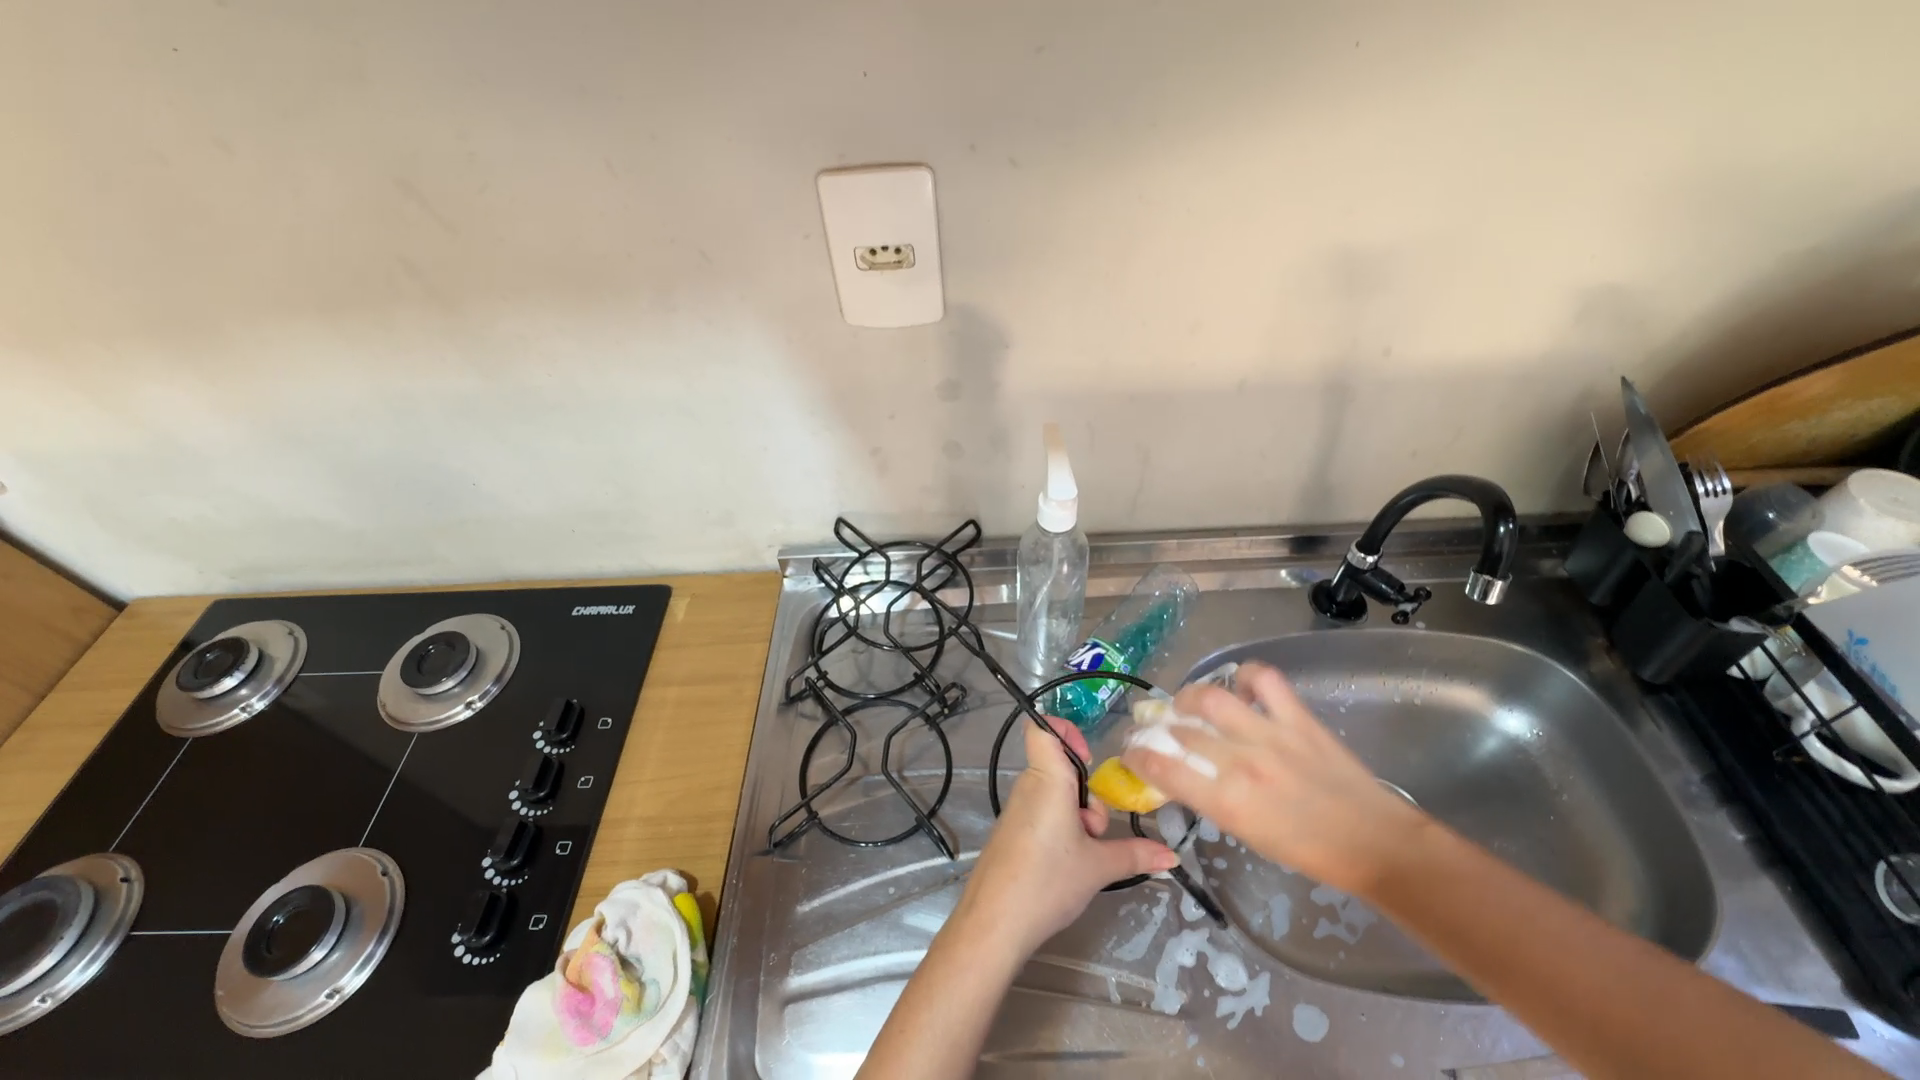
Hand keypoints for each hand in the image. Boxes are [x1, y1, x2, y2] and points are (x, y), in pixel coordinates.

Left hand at [954, 715, 1179, 957]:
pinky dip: (1059, 832)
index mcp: (1047, 779)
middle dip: (1087, 796)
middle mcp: (1028, 787)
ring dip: (1076, 819)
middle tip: (1095, 831)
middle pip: (1061, 769)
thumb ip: (1136, 854)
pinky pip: (1041, 816)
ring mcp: (1016, 811)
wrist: (994, 924)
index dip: (1065, 730)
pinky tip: (1065, 866)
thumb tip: (1171, 855)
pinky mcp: (1010, 833)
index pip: (1042, 728)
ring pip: (1054, 796)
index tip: (1088, 758)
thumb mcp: (1099, 867)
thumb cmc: (1048, 881)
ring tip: (1082, 854)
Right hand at [1119, 661, 1431, 895]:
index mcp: (1227, 802)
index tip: (1131, 751)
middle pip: (1182, 732)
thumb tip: (1184, 775)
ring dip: (1190, 697)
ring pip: (1211, 698)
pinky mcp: (1297, 718)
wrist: (1373, 842)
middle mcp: (1241, 763)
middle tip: (1156, 727)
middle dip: (1157, 727)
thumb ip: (1212, 800)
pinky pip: (1263, 680)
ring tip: (1190, 702)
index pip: (1161, 767)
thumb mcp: (1247, 833)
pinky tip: (1239, 686)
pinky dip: (1245, 676)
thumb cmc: (1308, 851)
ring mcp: (1270, 735)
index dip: (1136, 754)